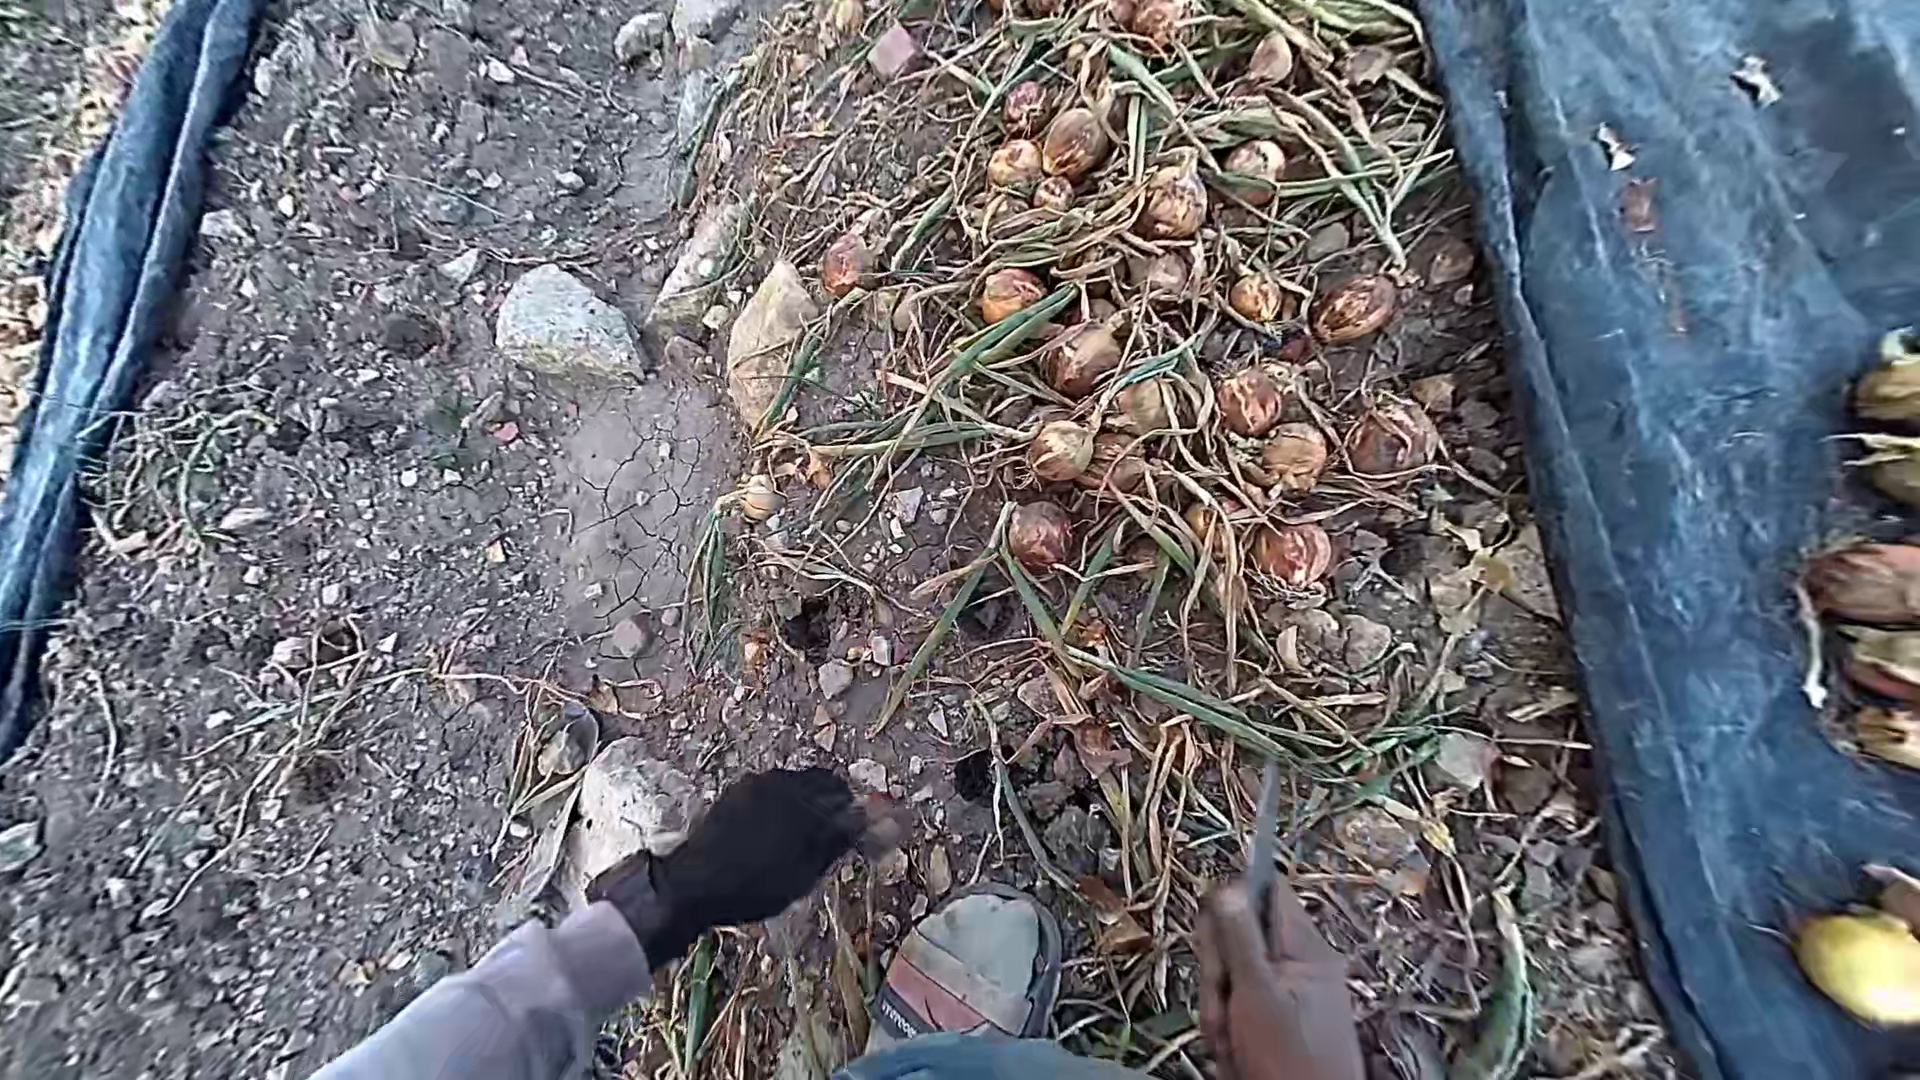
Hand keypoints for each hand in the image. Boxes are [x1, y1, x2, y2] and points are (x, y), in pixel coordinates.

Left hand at [589, 767, 863, 965]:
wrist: (689, 887)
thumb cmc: (755, 883)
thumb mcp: (807, 868)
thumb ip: (844, 838)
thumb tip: (884, 819)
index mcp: (800, 794)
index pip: (840, 789)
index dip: (850, 811)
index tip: (852, 833)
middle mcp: (780, 779)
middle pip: (818, 783)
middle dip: (828, 806)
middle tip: (827, 839)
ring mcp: (755, 784)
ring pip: (793, 788)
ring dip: (803, 807)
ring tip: (797, 841)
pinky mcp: (735, 793)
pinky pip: (769, 793)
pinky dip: (779, 809)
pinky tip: (770, 837)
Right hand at [1195, 877, 1363, 1079]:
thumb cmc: (1290, 1065)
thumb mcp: (1257, 993)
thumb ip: (1239, 935)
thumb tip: (1228, 883)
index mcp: (1305, 948)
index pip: (1266, 890)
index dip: (1234, 898)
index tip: (1216, 926)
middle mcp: (1296, 963)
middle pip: (1237, 929)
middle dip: (1218, 966)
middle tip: (1222, 999)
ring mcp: (1283, 991)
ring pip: (1228, 967)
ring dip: (1217, 1002)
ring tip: (1229, 1038)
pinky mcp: (1269, 1016)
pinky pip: (1232, 999)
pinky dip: (1224, 1023)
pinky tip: (1232, 1050)